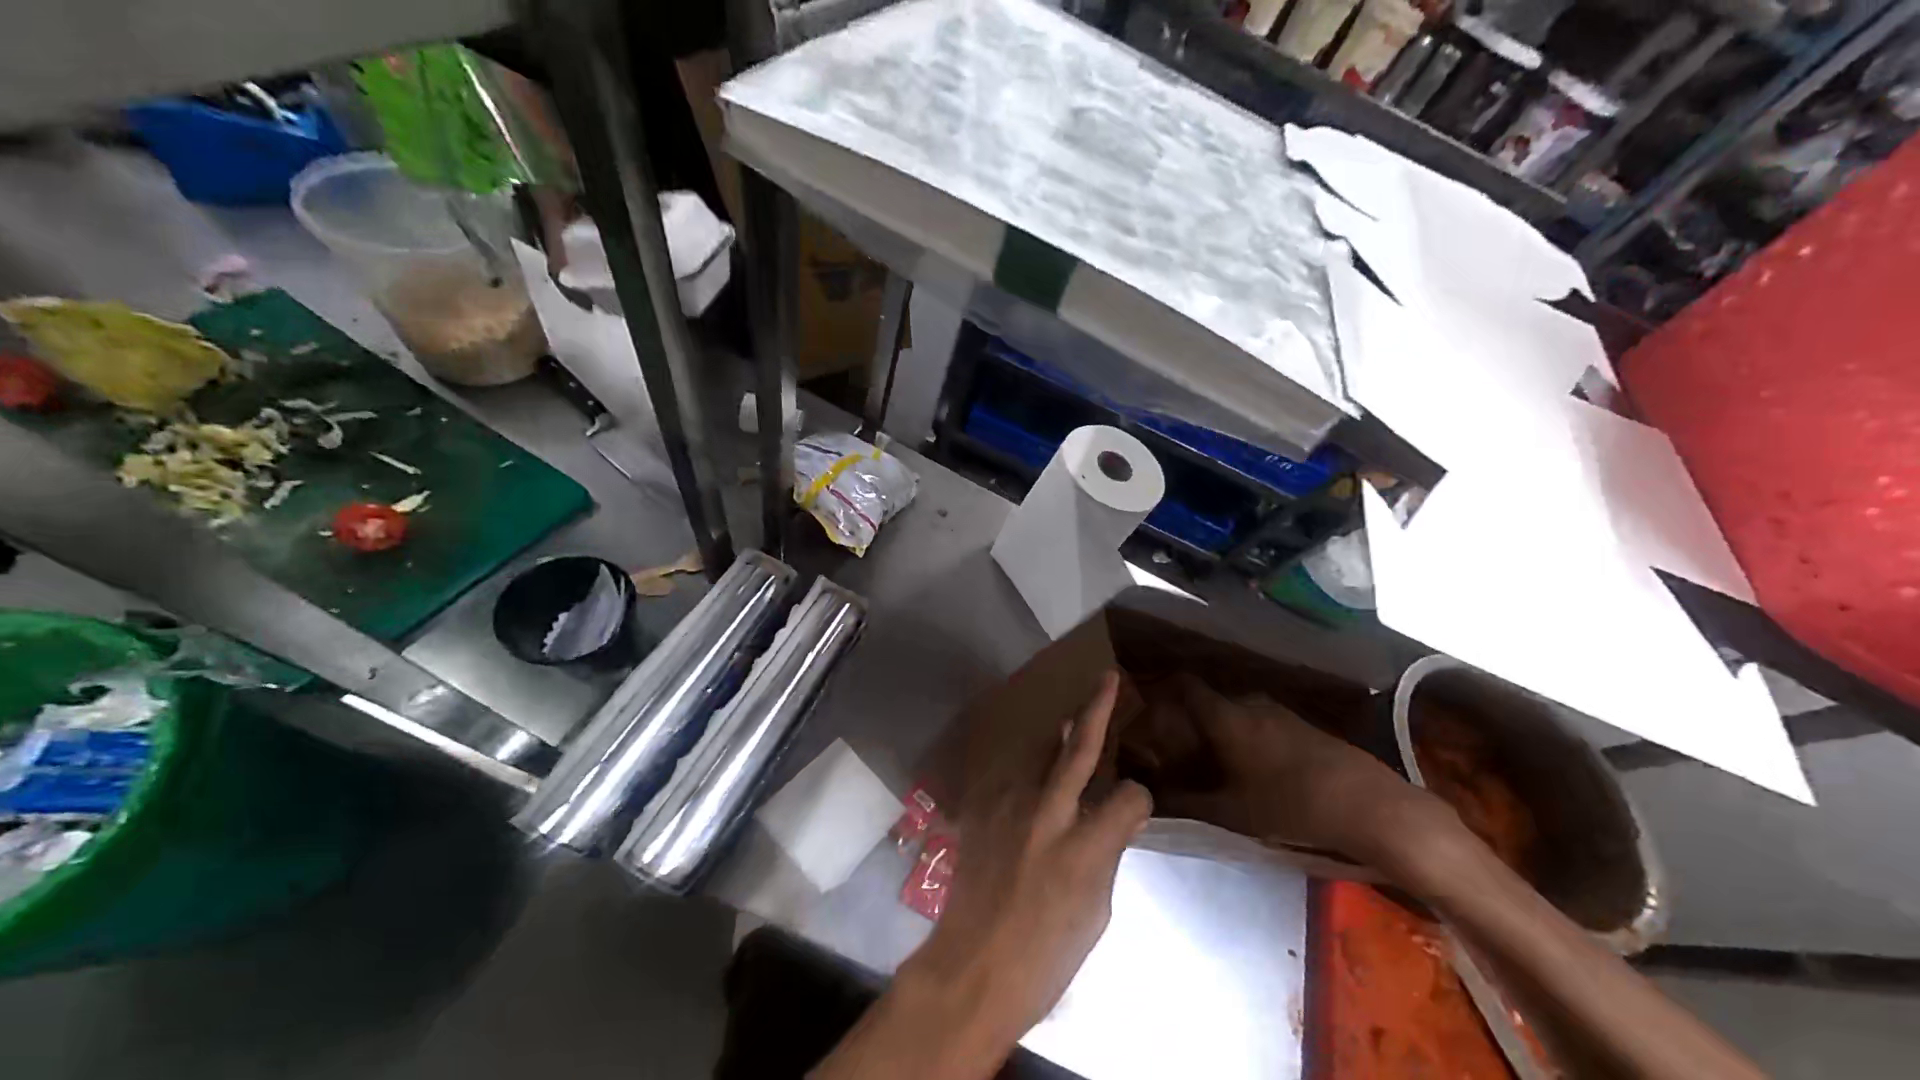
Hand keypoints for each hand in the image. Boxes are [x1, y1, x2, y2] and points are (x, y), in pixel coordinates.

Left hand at [913, 670, 1153, 1034]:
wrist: (973, 966)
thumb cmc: (1046, 957)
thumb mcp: (1096, 912)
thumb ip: (1108, 855)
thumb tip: (1117, 820)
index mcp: (1084, 848)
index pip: (1128, 796)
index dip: (1139, 799)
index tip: (1137, 806)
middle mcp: (1046, 815)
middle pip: (1077, 749)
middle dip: (1097, 709)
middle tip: (1108, 678)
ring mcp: (1009, 808)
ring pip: (1040, 754)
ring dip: (1060, 738)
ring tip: (1071, 724)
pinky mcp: (983, 811)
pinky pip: (1015, 777)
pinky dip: (1031, 772)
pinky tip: (1035, 778)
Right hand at [1150, 675, 1448, 872]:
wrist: (1373, 809)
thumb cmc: (1291, 806)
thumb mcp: (1230, 812)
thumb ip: (1184, 802)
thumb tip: (1147, 796)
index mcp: (1226, 716)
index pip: (1183, 684)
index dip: (1160, 691)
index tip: (1145, 711)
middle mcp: (1251, 704)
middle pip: (1208, 701)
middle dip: (1187, 720)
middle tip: (1173, 750)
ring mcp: (1282, 714)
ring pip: (1235, 713)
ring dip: (1218, 731)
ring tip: (1208, 765)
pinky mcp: (1305, 729)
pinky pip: (1259, 724)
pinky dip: (1244, 739)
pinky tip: (1249, 772)